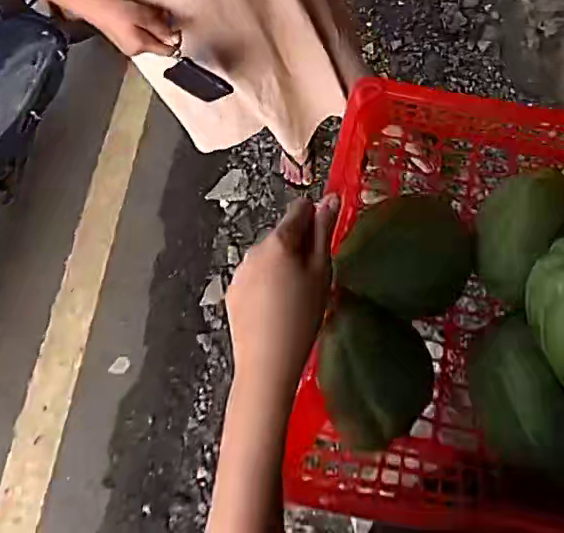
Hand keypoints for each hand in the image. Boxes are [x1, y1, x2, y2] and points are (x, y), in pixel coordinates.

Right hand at [86, 0, 178, 56]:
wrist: (94, 8)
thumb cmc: (118, 11)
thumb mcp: (144, 17)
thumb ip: (161, 29)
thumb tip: (175, 39)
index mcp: (141, 47)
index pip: (167, 51)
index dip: (175, 40)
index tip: (176, 27)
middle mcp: (136, 52)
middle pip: (159, 45)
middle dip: (164, 31)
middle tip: (161, 16)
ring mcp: (129, 47)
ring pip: (151, 40)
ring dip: (154, 28)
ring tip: (148, 14)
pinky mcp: (124, 41)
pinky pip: (142, 37)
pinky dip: (145, 28)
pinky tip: (139, 17)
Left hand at [227, 195, 339, 392]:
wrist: (266, 365)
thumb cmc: (301, 317)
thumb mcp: (322, 271)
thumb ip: (325, 229)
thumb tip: (331, 198)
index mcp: (279, 240)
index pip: (300, 208)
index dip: (316, 220)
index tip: (322, 242)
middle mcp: (255, 249)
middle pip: (284, 233)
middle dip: (299, 247)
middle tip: (312, 278)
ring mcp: (241, 271)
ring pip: (269, 255)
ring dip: (282, 265)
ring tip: (294, 298)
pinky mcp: (232, 292)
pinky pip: (255, 276)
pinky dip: (266, 284)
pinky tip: (275, 309)